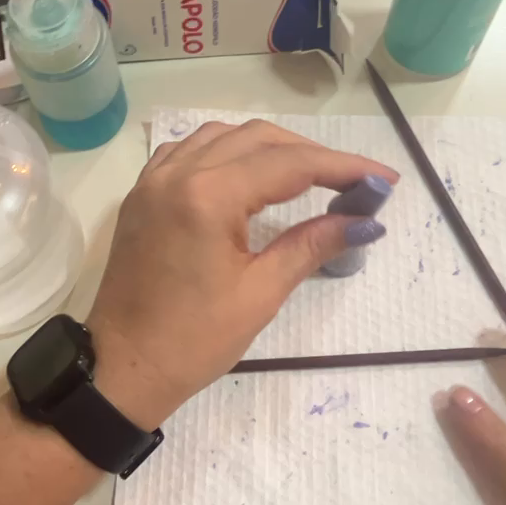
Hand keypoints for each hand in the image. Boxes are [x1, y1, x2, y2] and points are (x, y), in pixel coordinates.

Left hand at [85, 120, 396, 428]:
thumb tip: (366, 220)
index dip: (342, 167)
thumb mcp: (260, 293)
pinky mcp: (140, 194)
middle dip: (309, 154)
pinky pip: (186, 151)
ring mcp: (152, 181)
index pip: (288, 164)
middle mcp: (177, 174)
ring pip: (219, 137)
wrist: (122, 367)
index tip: (383, 180)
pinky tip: (243, 174)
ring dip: (266, 147)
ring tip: (305, 175)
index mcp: (207, 197)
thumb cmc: (193, 340)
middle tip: (350, 182)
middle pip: (256, 138)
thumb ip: (312, 244)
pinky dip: (222, 153)